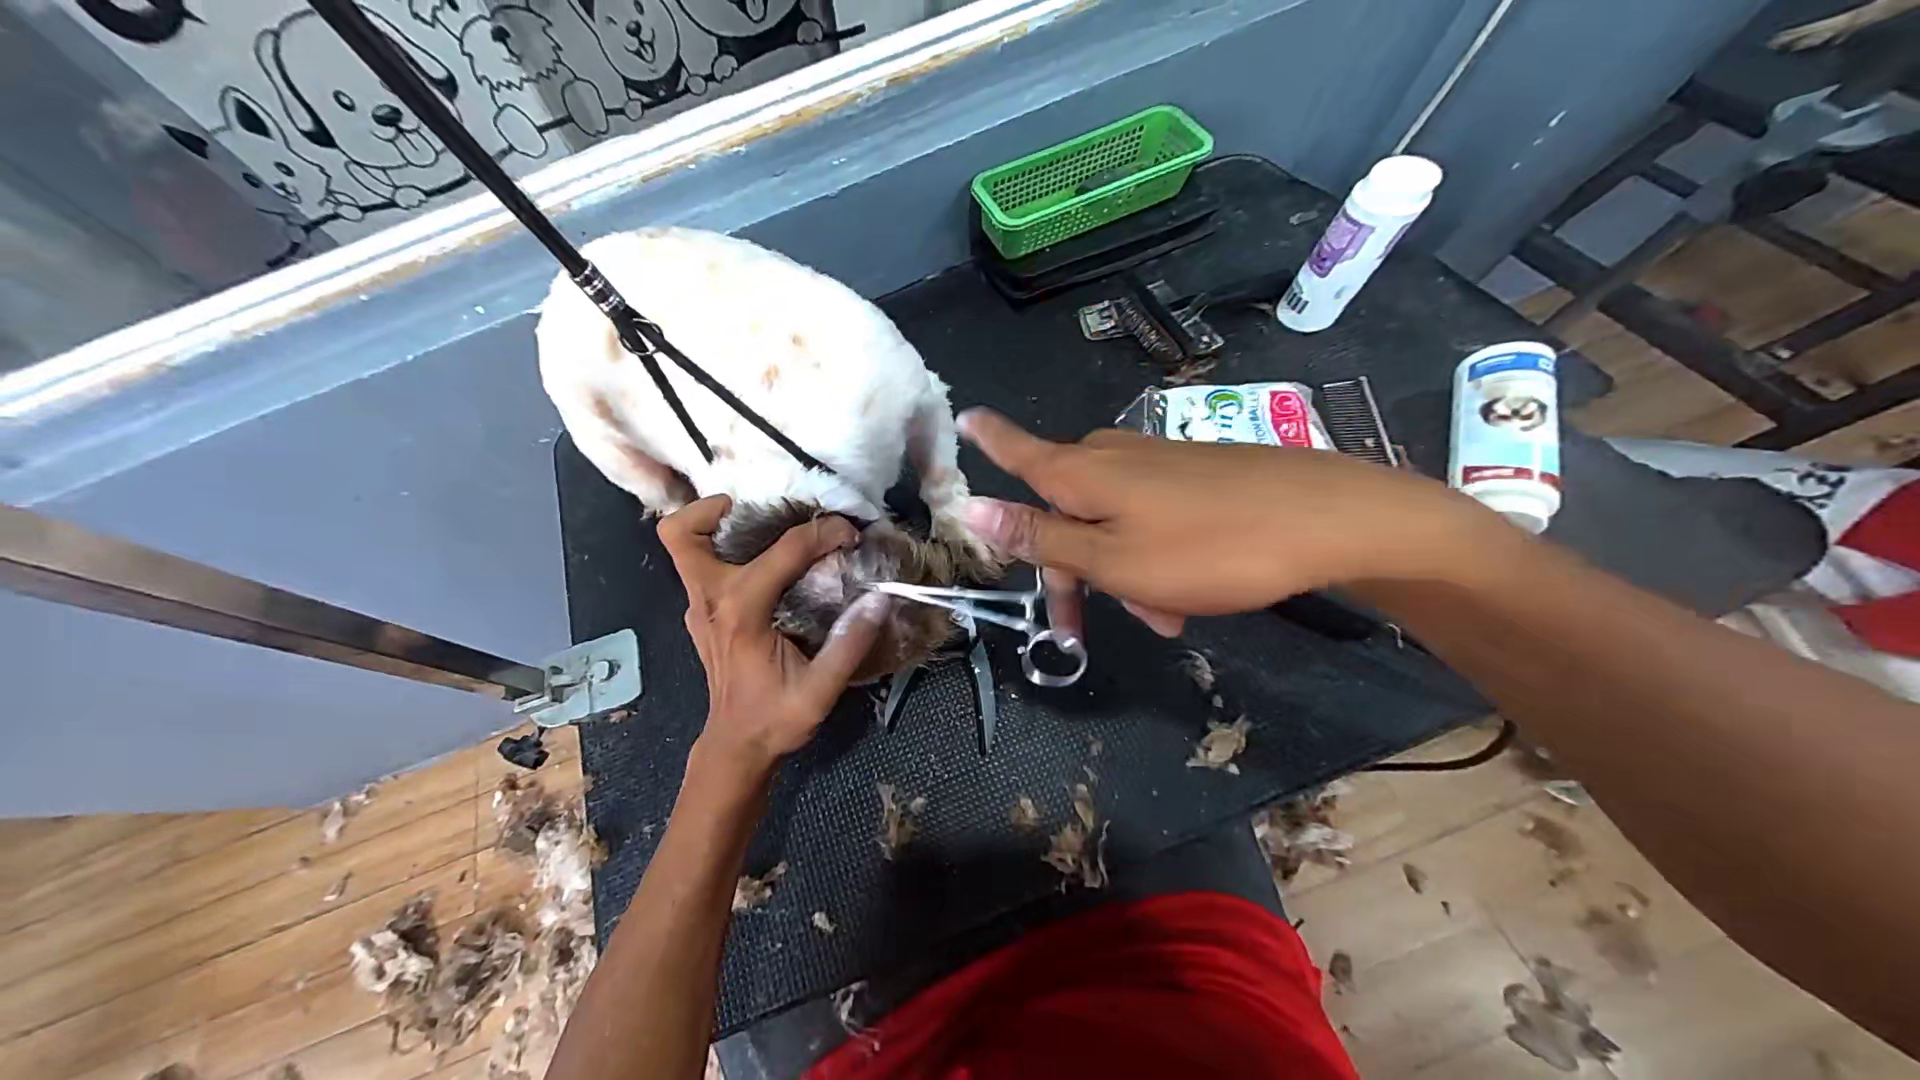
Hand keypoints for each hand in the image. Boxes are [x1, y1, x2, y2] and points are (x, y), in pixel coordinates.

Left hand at [659, 496, 890, 772]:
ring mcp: (698, 607)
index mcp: (742, 612)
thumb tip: (880, 597)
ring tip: (766, 526)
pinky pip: (699, 565)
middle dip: (722, 509)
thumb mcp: (821, 690)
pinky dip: (722, 549)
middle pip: (684, 532)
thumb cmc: (776, 718)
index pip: (784, 550)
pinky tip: (762, 560)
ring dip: (715, 524)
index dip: (823, 533)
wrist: (736, 746)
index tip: (850, 534)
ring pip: (684, 545)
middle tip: (774, 510)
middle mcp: (710, 600)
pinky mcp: (700, 614)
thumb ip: (850, 643)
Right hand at [957, 409, 1504, 634]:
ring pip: (1109, 525)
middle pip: (1061, 510)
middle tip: (1085, 631)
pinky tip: (1189, 592)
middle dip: (1072, 571)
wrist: (1327, 520)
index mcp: (1079, 474)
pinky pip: (1149, 520)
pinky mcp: (1191, 475)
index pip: (1015, 450)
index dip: (987, 438)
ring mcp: (1155, 464)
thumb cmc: (1207, 548)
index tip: (962, 417)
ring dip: (1120, 574)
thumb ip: (1039, 536)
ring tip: (1165, 613)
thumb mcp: (1110, 559)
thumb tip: (972, 508)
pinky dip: (1154, 559)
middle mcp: (1110, 459)